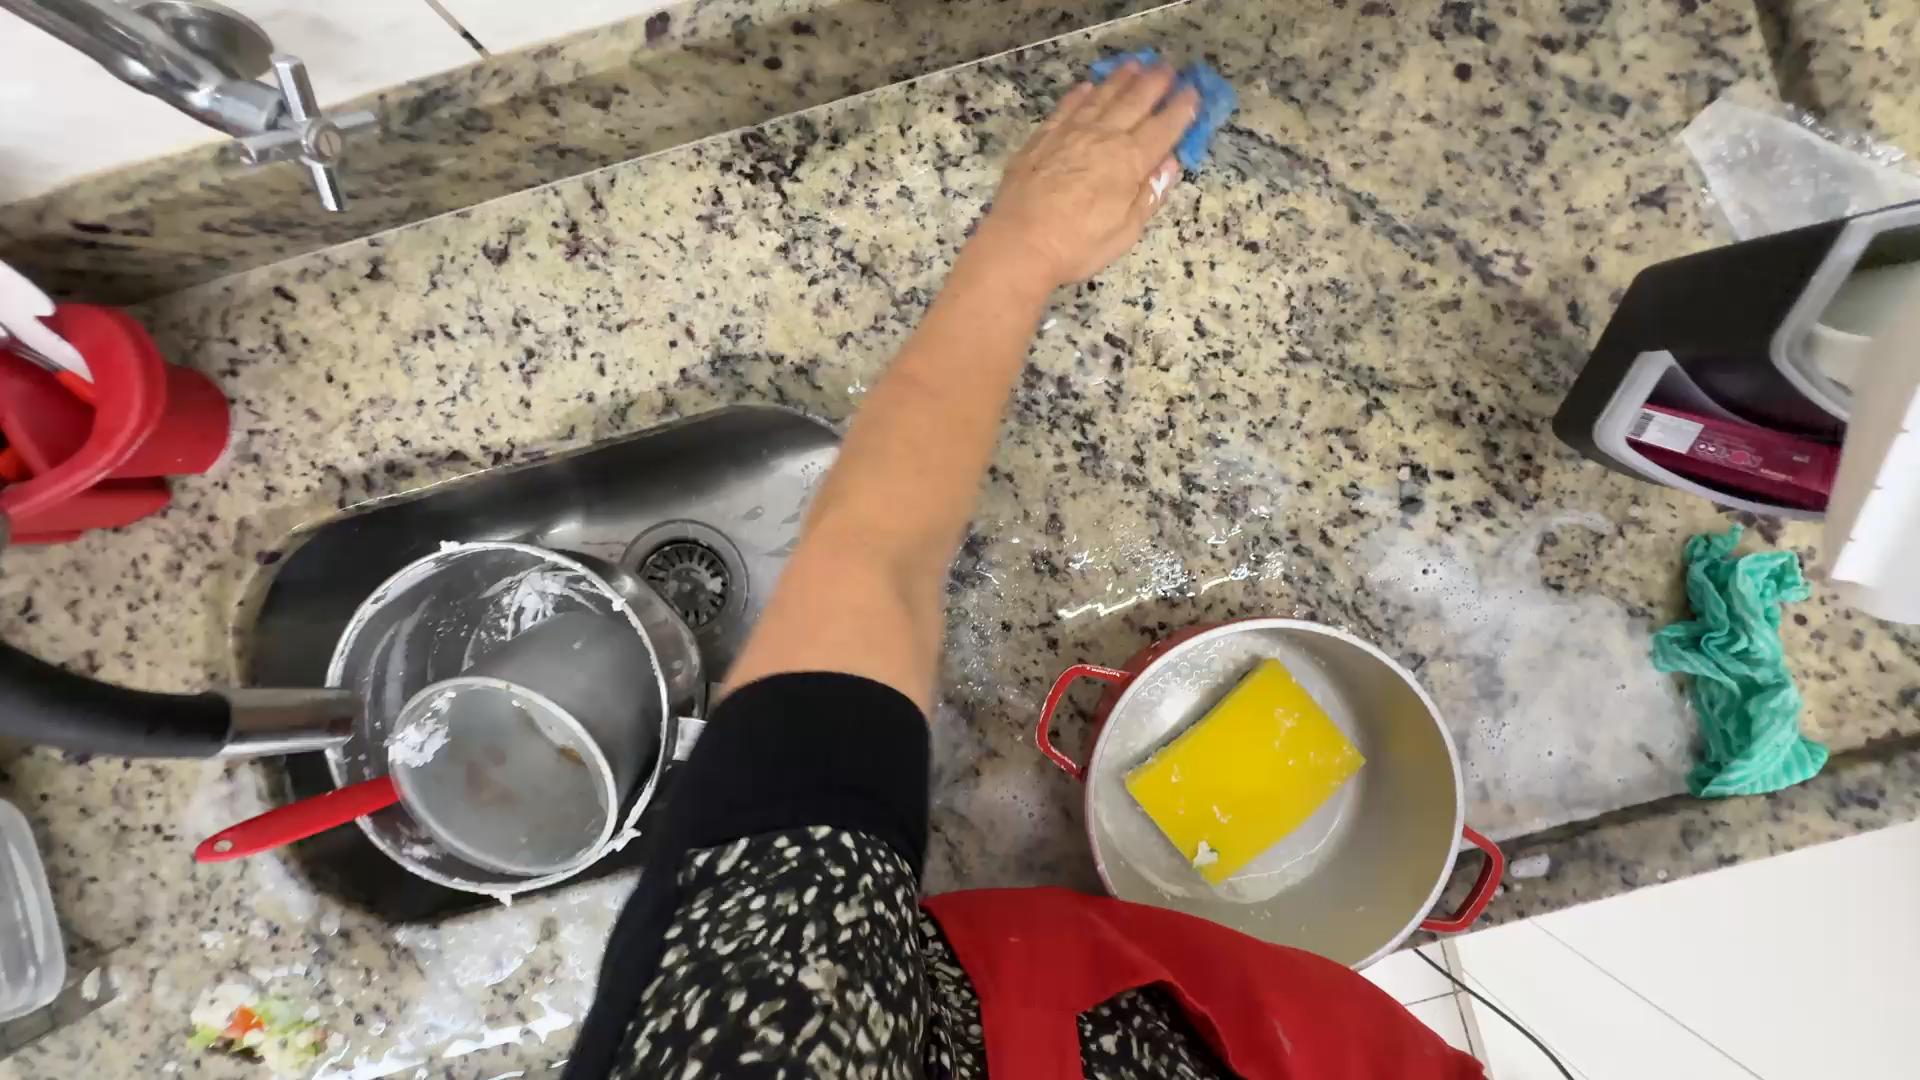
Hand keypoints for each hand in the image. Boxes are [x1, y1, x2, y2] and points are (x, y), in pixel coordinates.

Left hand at [976, 62, 1199, 287]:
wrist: (1020, 244)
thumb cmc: (1076, 247)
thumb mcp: (1124, 233)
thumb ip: (1149, 196)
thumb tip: (1170, 165)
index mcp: (1130, 163)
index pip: (1164, 127)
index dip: (1181, 109)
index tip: (1193, 94)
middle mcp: (1104, 138)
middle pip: (1136, 101)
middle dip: (1155, 83)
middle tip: (1167, 70)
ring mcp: (1071, 134)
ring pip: (1103, 96)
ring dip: (1121, 79)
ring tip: (1134, 66)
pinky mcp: (1043, 139)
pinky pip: (1067, 107)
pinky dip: (1080, 95)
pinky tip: (1087, 88)